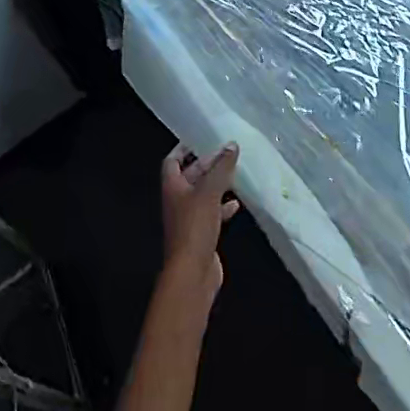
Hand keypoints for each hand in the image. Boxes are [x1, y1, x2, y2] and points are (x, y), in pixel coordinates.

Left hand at [159, 142, 239, 300]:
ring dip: (217, 184)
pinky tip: (237, 204)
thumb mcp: (209, 193)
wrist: (193, 273)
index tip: (200, 137)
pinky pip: (212, 212)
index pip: (173, 160)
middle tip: (226, 153)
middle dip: (207, 164)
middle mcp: (178, 199)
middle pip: (190, 175)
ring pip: (203, 194)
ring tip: (235, 174)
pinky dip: (223, 206)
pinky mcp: (201, 233)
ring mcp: (189, 218)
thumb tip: (232, 145)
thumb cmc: (194, 227)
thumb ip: (221, 169)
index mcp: (172, 186)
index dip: (183, 148)